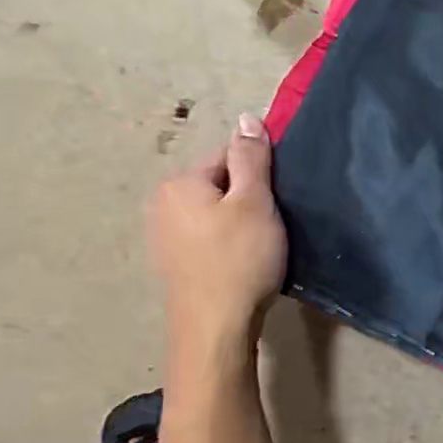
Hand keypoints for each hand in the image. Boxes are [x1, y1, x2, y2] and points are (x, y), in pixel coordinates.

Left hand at [151, 116, 286, 353]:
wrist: (216, 324)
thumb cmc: (240, 259)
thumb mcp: (255, 203)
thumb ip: (251, 159)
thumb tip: (246, 117)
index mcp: (181, 183)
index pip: (228, 159)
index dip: (260, 178)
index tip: (279, 202)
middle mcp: (162, 203)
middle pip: (218, 187)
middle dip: (246, 201)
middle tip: (274, 227)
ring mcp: (163, 236)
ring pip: (212, 215)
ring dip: (236, 224)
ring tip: (261, 247)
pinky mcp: (173, 263)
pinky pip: (206, 239)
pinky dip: (225, 245)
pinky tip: (241, 264)